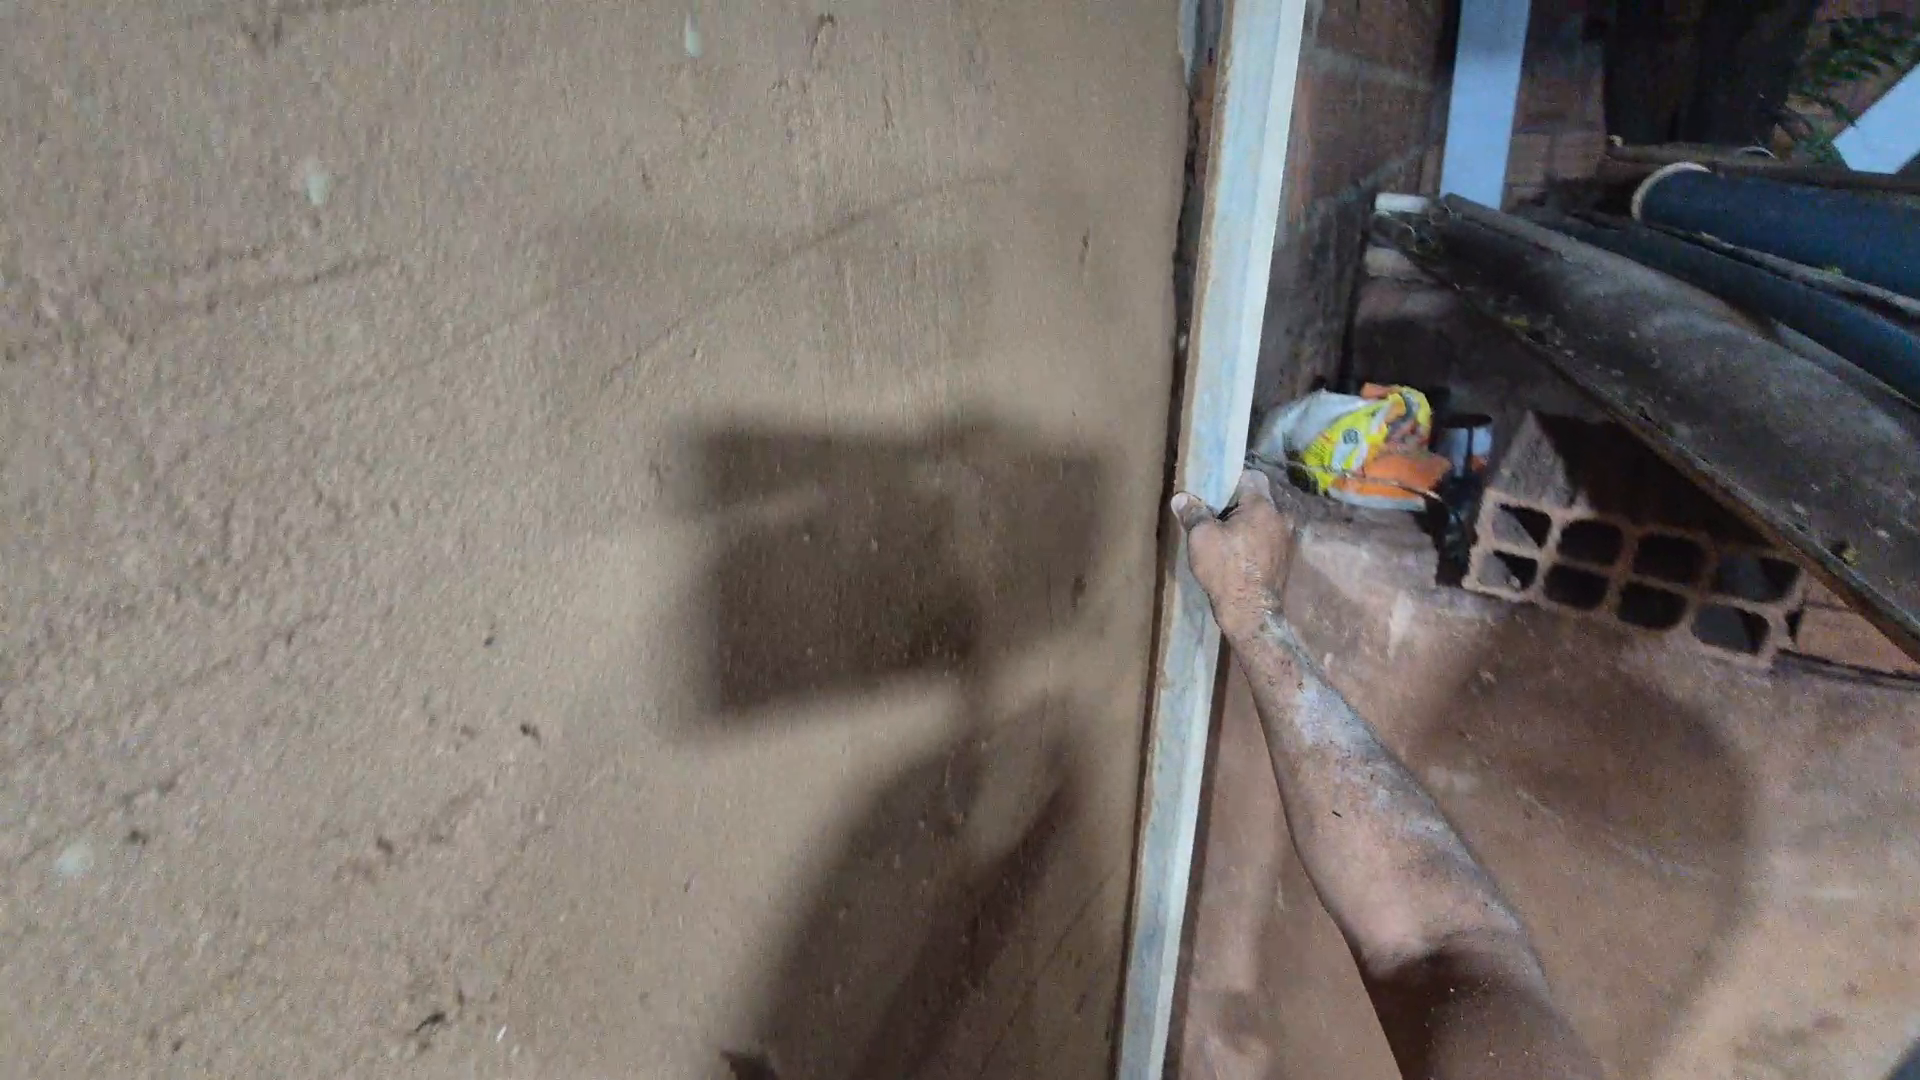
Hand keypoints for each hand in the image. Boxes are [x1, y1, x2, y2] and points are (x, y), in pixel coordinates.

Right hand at [1170, 468, 1298, 643]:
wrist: (1250, 611)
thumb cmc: (1225, 569)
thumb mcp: (1201, 538)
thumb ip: (1193, 513)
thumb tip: (1180, 498)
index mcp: (1262, 506)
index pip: (1252, 477)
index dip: (1231, 481)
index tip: (1214, 494)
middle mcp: (1281, 517)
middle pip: (1258, 499)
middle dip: (1237, 504)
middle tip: (1215, 515)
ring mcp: (1287, 538)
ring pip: (1264, 519)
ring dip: (1247, 523)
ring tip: (1226, 535)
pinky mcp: (1286, 557)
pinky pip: (1268, 537)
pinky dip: (1255, 539)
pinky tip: (1238, 553)